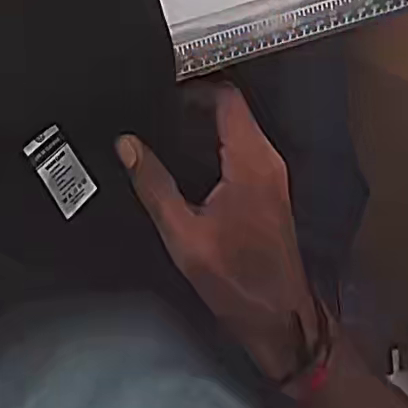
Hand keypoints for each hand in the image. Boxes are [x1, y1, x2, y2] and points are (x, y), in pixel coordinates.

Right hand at [118, 86, 320, 380]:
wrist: (281, 321)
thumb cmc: (237, 280)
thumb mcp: (184, 235)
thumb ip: (153, 184)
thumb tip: (126, 144)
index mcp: (251, 161)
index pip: (227, 97)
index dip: (194, 86)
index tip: (164, 89)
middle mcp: (268, 159)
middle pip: (232, 107)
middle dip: (194, 102)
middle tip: (158, 107)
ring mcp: (272, 172)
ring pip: (237, 125)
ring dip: (204, 121)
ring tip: (166, 125)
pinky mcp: (270, 185)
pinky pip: (241, 143)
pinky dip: (214, 138)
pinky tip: (187, 153)